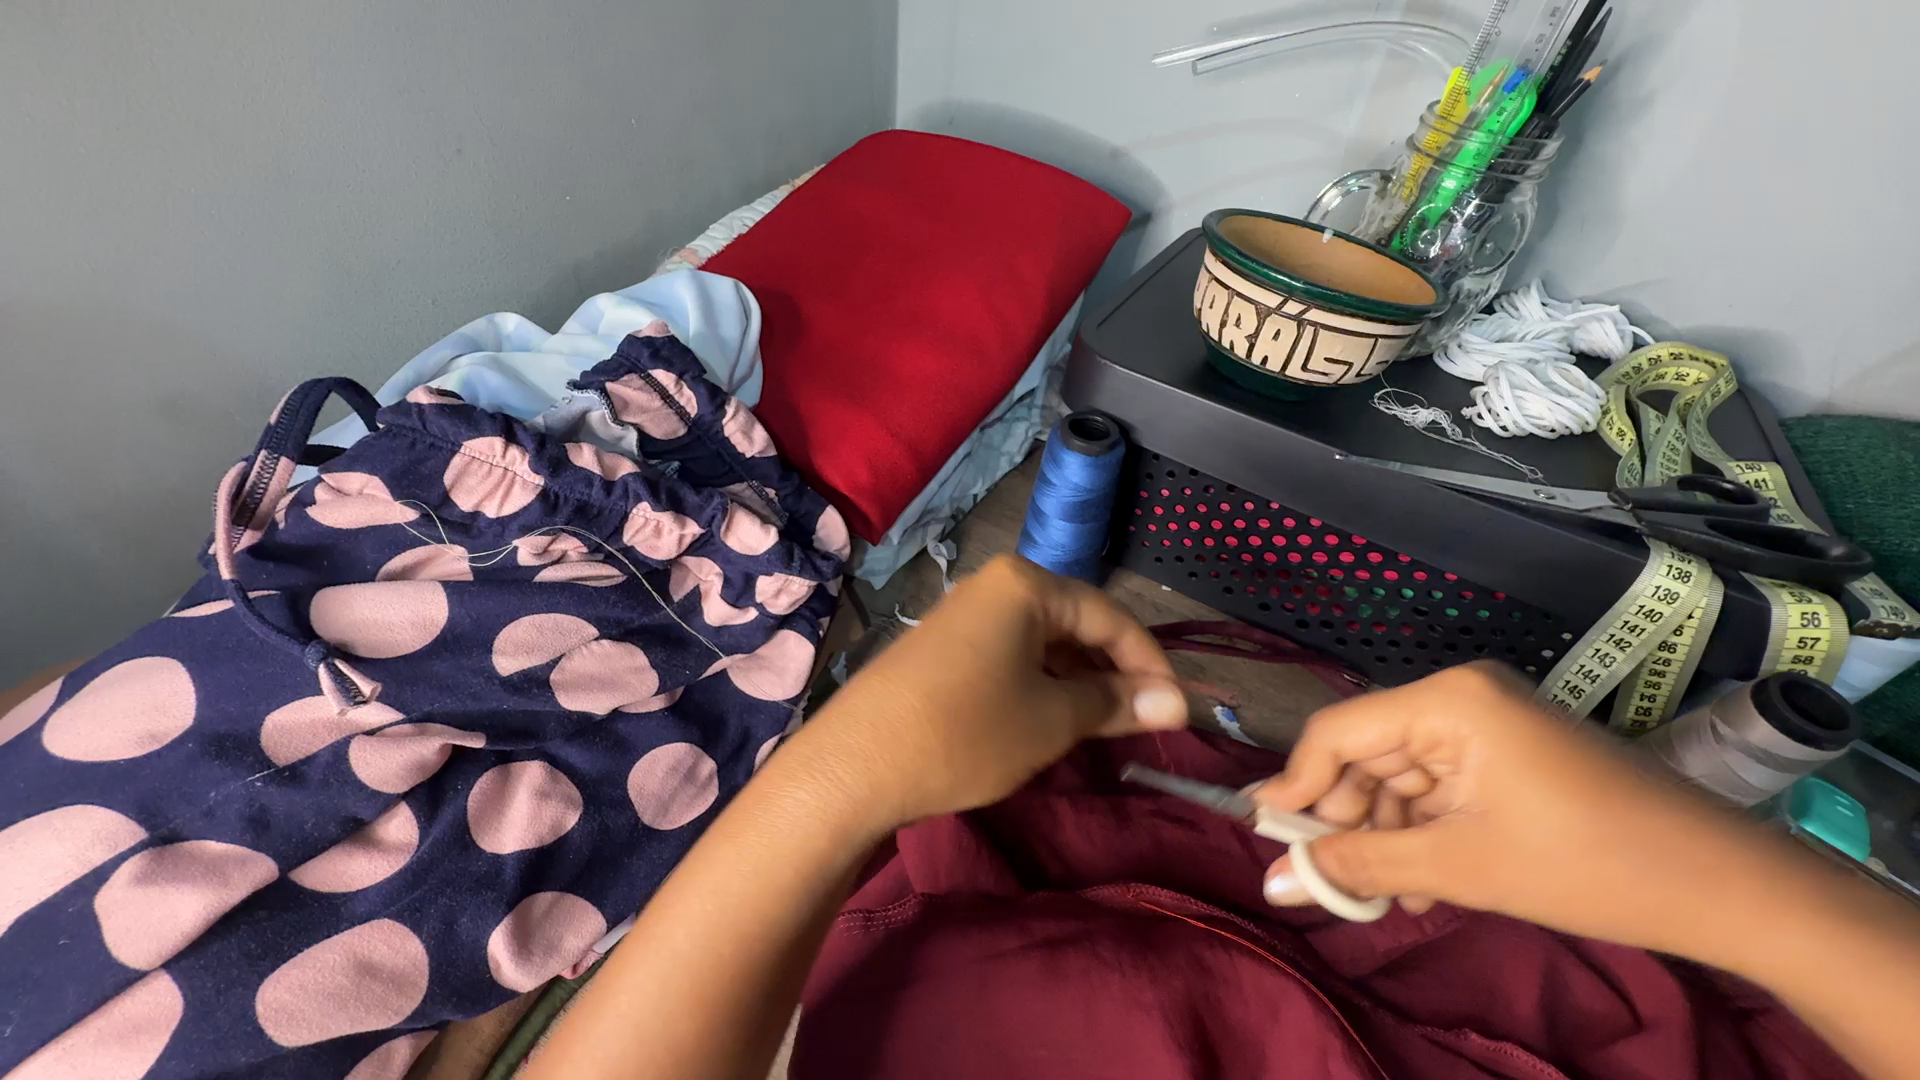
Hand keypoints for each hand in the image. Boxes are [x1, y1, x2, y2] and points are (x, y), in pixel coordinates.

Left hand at [789, 555, 1184, 830]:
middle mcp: (994, 588)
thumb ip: (1115, 703)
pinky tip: (1051, 721)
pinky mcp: (944, 649)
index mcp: (1025, 584)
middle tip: (1142, 724)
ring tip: (1102, 727)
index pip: (1110, 615)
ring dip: (1078, 682)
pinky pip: (1011, 658)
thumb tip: (1175, 704)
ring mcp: (964, 617)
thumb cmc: (966, 732)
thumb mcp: (1051, 719)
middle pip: (1076, 625)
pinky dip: (1041, 686)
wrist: (854, 766)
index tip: (1177, 712)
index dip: (1150, 663)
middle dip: (1114, 673)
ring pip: (1043, 644)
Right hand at [1252, 663, 1773, 948]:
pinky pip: (1436, 788)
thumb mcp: (1459, 867)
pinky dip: (1419, 832)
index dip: (1296, 785)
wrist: (1737, 891)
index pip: (1337, 732)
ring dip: (1381, 835)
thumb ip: (1356, 866)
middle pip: (1366, 755)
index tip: (1267, 836)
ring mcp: (1485, 724)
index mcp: (1446, 701)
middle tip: (1326, 877)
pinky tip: (1415, 884)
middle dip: (1343, 819)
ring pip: (1398, 777)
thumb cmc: (1590, 864)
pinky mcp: (1505, 754)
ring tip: (1379, 895)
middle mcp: (1457, 698)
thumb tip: (1272, 884)